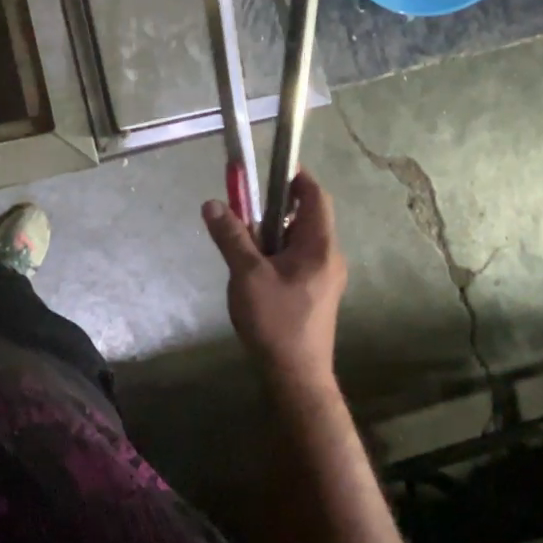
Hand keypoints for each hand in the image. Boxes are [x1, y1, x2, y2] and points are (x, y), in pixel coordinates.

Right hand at [201, 172, 346, 387]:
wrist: (295, 374)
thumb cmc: (276, 320)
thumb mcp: (247, 274)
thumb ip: (231, 236)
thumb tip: (213, 203)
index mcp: (320, 247)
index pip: (316, 197)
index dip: (296, 177)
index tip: (269, 168)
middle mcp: (328, 257)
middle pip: (305, 217)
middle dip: (273, 205)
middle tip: (242, 204)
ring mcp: (323, 277)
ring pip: (297, 239)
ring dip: (270, 231)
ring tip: (240, 236)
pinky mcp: (314, 293)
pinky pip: (295, 258)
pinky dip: (273, 250)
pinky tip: (250, 265)